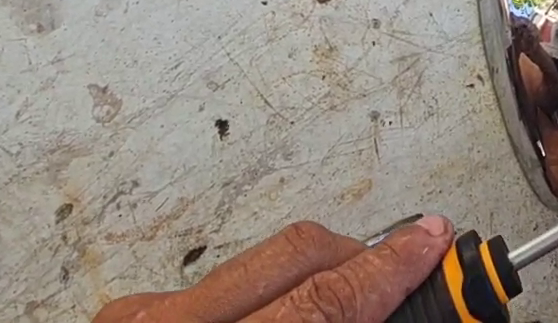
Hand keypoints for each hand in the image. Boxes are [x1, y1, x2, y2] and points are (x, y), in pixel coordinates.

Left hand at [94, 216, 453, 322]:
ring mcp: (141, 322)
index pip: (323, 304)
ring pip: (264, 256)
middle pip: (298, 254)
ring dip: (319, 270)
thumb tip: (386, 319)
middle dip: (363, 256)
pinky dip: (270, 288)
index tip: (430, 243)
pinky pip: (224, 277)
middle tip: (403, 272)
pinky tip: (285, 314)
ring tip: (346, 297)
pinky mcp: (127, 318)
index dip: (390, 270)